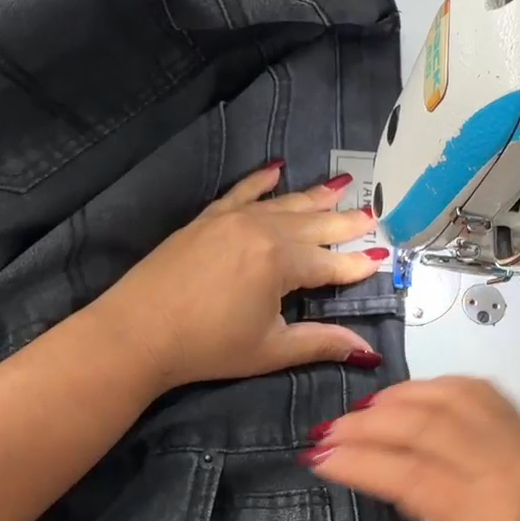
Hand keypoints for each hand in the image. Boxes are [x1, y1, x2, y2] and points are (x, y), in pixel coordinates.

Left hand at [87, 161, 386, 388]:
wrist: (137, 331)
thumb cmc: (207, 347)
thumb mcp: (270, 349)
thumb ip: (321, 343)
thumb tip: (367, 352)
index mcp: (281, 262)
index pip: (330, 263)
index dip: (357, 265)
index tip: (382, 260)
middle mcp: (262, 230)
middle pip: (313, 225)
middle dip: (345, 223)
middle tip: (373, 216)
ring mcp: (231, 219)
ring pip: (283, 204)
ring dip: (314, 198)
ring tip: (342, 188)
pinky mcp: (206, 218)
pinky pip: (241, 192)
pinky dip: (260, 180)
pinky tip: (276, 168)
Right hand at [306, 377, 519, 520]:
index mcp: (490, 516)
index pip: (409, 475)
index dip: (357, 462)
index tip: (316, 458)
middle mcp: (505, 466)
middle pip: (424, 424)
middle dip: (365, 424)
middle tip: (325, 434)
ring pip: (449, 396)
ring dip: (397, 398)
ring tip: (359, 415)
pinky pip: (476, 390)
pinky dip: (433, 386)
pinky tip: (409, 401)